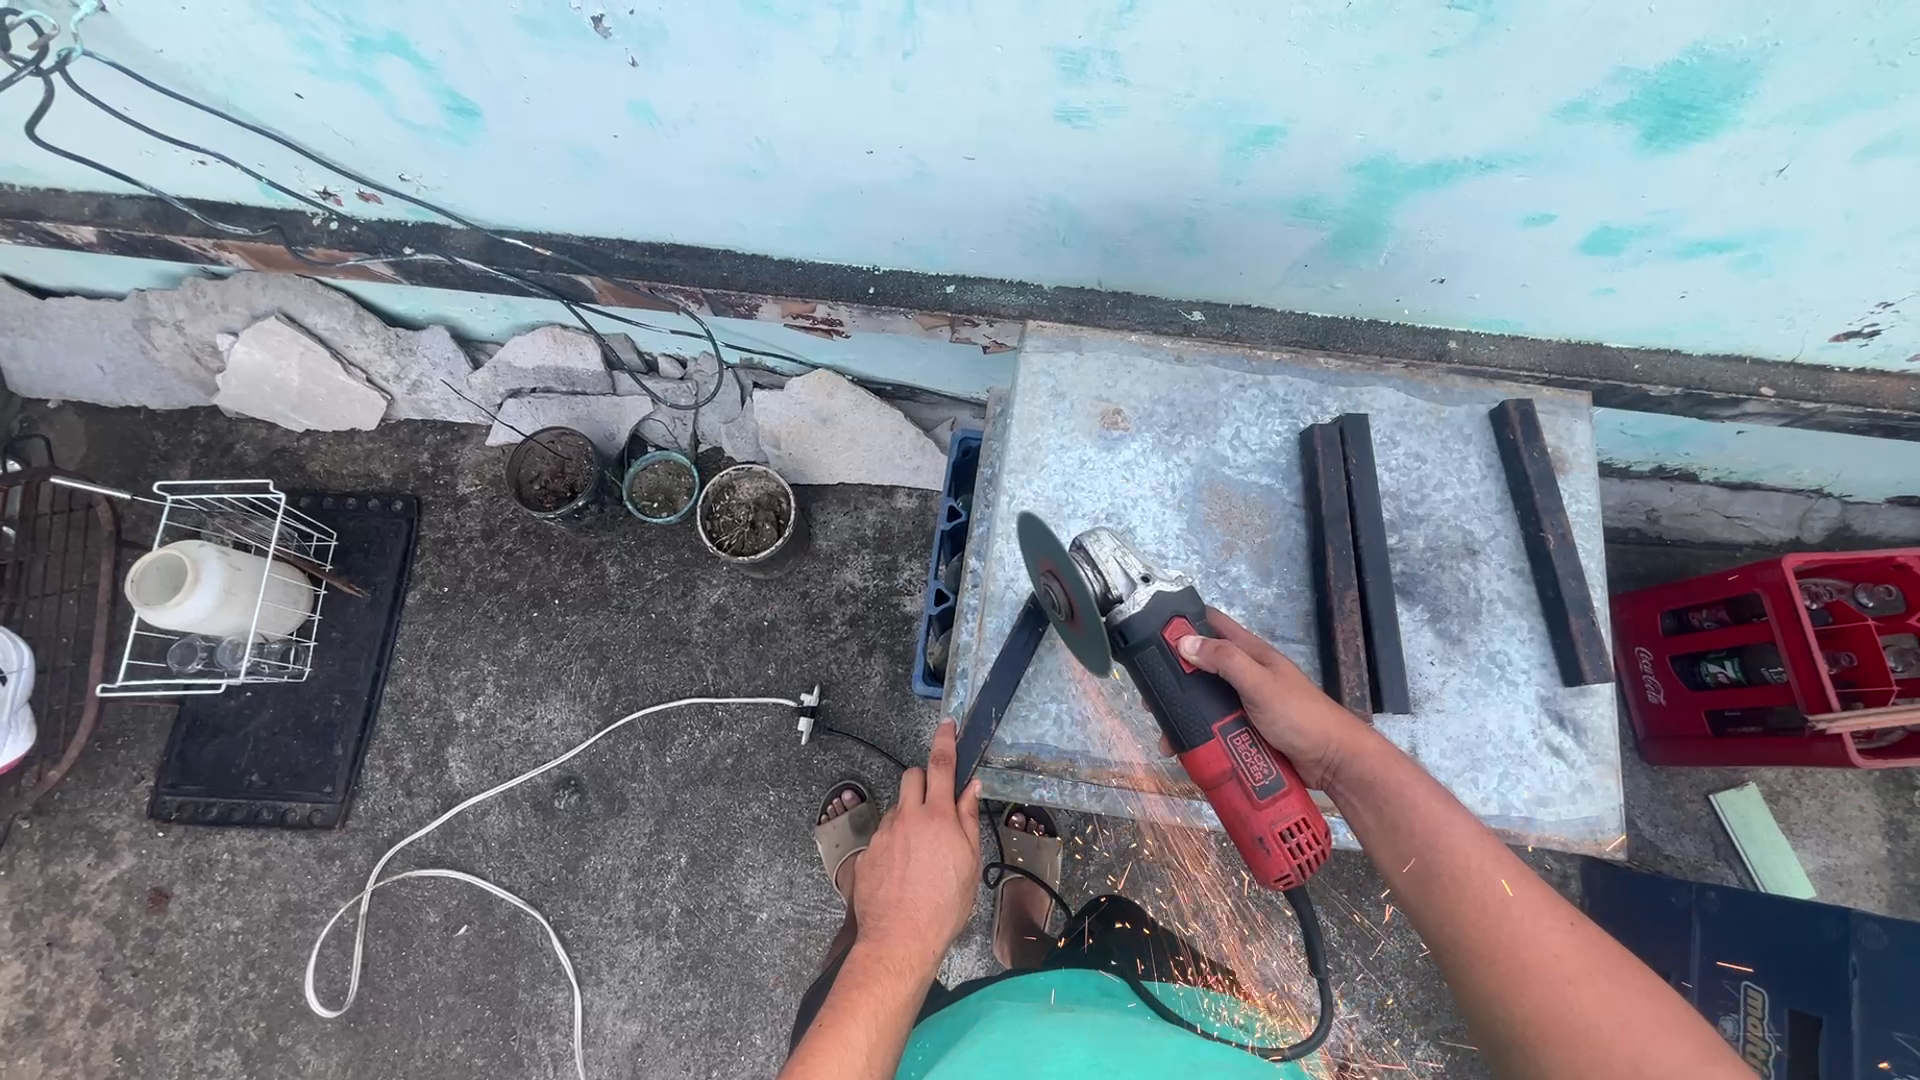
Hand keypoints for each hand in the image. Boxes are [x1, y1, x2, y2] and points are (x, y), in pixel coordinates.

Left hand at [850, 719, 982, 977]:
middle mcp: (907, 816)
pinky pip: (883, 834)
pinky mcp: (867, 852)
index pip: (941, 765)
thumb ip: (968, 819)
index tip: (947, 724)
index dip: (945, 740)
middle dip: (923, 781)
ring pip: (897, 807)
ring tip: (920, 854)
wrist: (899, 939)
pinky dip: (894, 842)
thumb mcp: (970, 862)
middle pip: (911, 775)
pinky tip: (902, 871)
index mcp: (937, 816)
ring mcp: (883, 833)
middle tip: (935, 806)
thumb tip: (971, 787)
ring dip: (909, 817)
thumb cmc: (944, 906)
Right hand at [1173, 607, 1379, 791]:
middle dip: (1175, 676)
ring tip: (1163, 731)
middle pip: (1200, 666)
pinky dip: (1196, 735)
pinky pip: (1213, 727)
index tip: (1154, 631)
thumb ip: (1225, 661)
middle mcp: (1244, 674)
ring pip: (1203, 701)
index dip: (1185, 621)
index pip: (1213, 623)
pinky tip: (1182, 747)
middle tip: (1149, 694)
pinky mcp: (1244, 729)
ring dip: (1182, 712)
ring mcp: (1244, 703)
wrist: (1332, 761)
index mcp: (1250, 653)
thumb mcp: (1260, 683)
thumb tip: (1185, 643)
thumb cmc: (1300, 715)